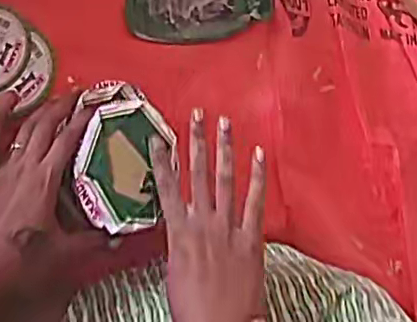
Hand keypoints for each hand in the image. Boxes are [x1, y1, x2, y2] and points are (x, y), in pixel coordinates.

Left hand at [0, 95, 109, 304]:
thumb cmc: (19, 264)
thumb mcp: (62, 253)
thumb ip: (91, 241)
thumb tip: (117, 236)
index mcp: (44, 178)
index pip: (68, 136)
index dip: (83, 117)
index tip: (95, 102)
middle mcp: (24, 167)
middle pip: (44, 123)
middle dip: (62, 103)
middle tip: (77, 91)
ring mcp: (6, 171)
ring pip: (25, 129)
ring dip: (41, 111)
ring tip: (54, 101)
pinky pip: (11, 144)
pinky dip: (24, 129)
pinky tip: (27, 133)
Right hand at [151, 110, 266, 321]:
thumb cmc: (194, 311)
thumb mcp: (174, 272)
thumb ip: (178, 242)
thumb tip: (178, 223)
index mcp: (180, 233)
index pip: (167, 188)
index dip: (162, 161)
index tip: (158, 137)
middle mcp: (202, 223)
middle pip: (197, 172)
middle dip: (196, 140)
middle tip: (197, 114)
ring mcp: (227, 227)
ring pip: (224, 178)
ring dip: (224, 147)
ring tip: (224, 122)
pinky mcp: (250, 237)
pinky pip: (254, 200)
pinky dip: (257, 175)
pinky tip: (258, 154)